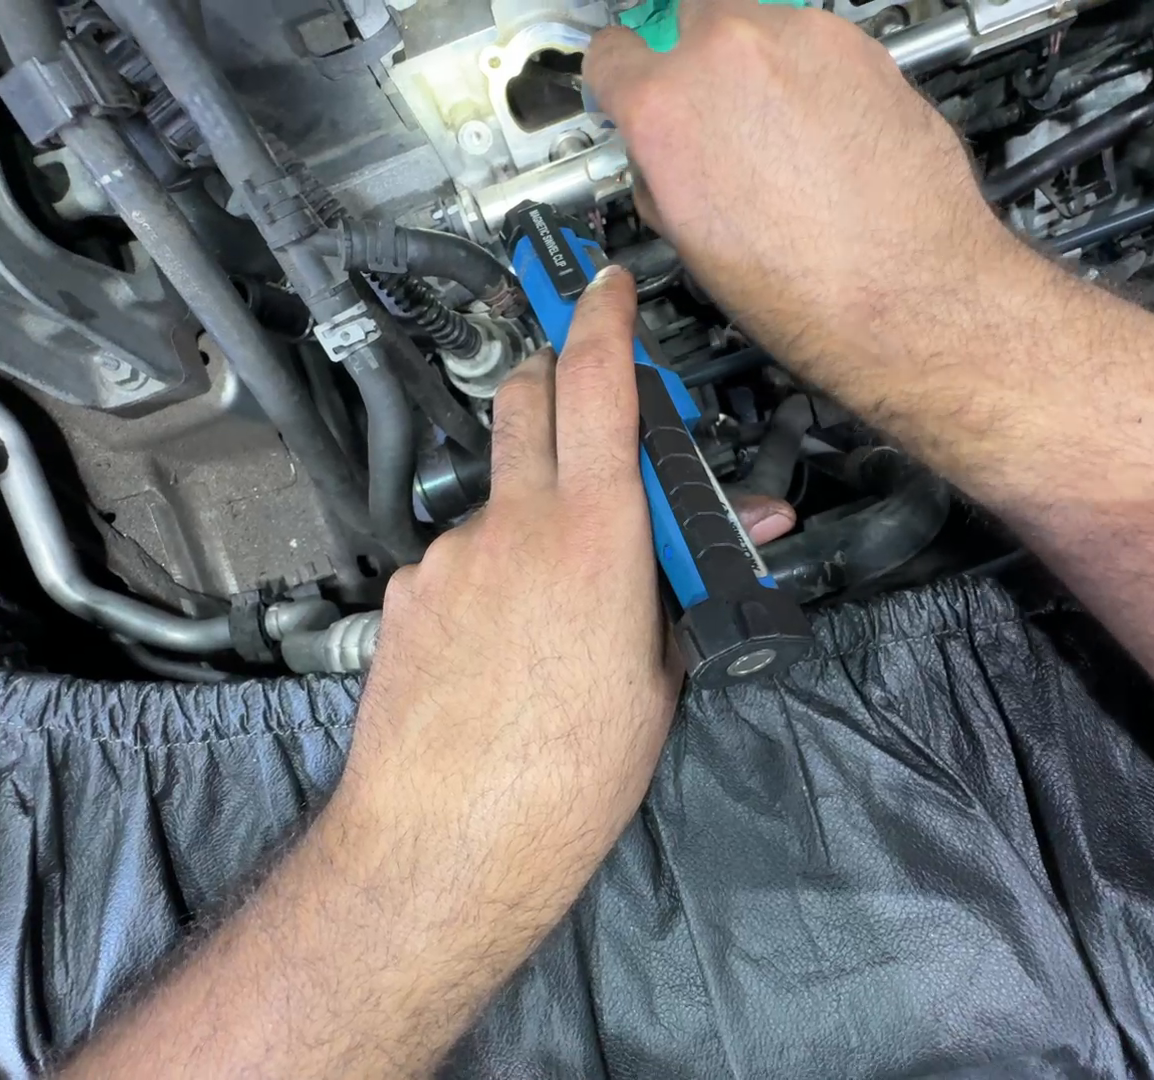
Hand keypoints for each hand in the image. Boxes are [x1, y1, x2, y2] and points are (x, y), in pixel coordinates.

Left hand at [338, 265, 794, 948]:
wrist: (442, 847)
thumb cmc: (573, 775)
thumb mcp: (661, 676)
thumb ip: (689, 582)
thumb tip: (746, 526)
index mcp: (594, 536)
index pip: (597, 388)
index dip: (603, 321)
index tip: (605, 286)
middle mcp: (512, 525)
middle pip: (526, 400)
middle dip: (558, 379)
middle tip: (592, 412)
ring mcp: (448, 555)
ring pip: (499, 491)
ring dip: (535, 506)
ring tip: (558, 596)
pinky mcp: (407, 592)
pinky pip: (463, 554)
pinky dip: (494, 566)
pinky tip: (504, 638)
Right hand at [585, 0, 1029, 385]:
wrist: (902, 297)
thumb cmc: (806, 293)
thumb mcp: (694, 249)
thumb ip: (661, 180)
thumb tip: (658, 163)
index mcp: (668, 110)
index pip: (611, 55)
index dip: (617, 82)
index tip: (631, 92)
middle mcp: (728, 55)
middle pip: (685, 18)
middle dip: (690, 64)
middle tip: (712, 120)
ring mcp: (800, 40)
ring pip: (754, 26)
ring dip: (753, 70)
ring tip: (778, 142)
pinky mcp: (861, 46)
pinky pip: (812, 43)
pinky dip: (807, 78)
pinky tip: (821, 139)